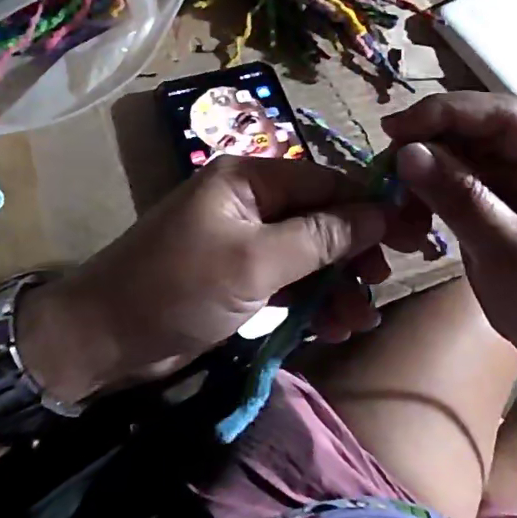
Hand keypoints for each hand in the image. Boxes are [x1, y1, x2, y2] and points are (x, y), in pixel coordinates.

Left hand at [18, 155, 391, 402]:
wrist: (104, 338)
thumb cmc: (178, 288)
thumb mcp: (255, 262)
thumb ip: (319, 237)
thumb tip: (379, 212)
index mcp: (248, 179)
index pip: (326, 181)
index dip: (371, 206)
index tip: (412, 237)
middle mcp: (248, 202)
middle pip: (321, 217)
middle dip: (354, 252)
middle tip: (381, 284)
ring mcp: (243, 242)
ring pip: (308, 254)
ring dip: (336, 284)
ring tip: (358, 319)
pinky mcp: (237, 277)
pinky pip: (287, 280)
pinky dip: (310, 301)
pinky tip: (334, 326)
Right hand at [382, 92, 516, 402]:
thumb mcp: (511, 253)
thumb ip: (460, 198)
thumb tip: (405, 152)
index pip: (507, 116)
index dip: (449, 112)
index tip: (396, 128)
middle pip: (480, 131)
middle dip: (430, 140)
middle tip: (385, 162)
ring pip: (461, 156)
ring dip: (424, 169)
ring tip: (392, 192)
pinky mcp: (496, 207)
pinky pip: (455, 184)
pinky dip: (427, 193)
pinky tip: (407, 210)